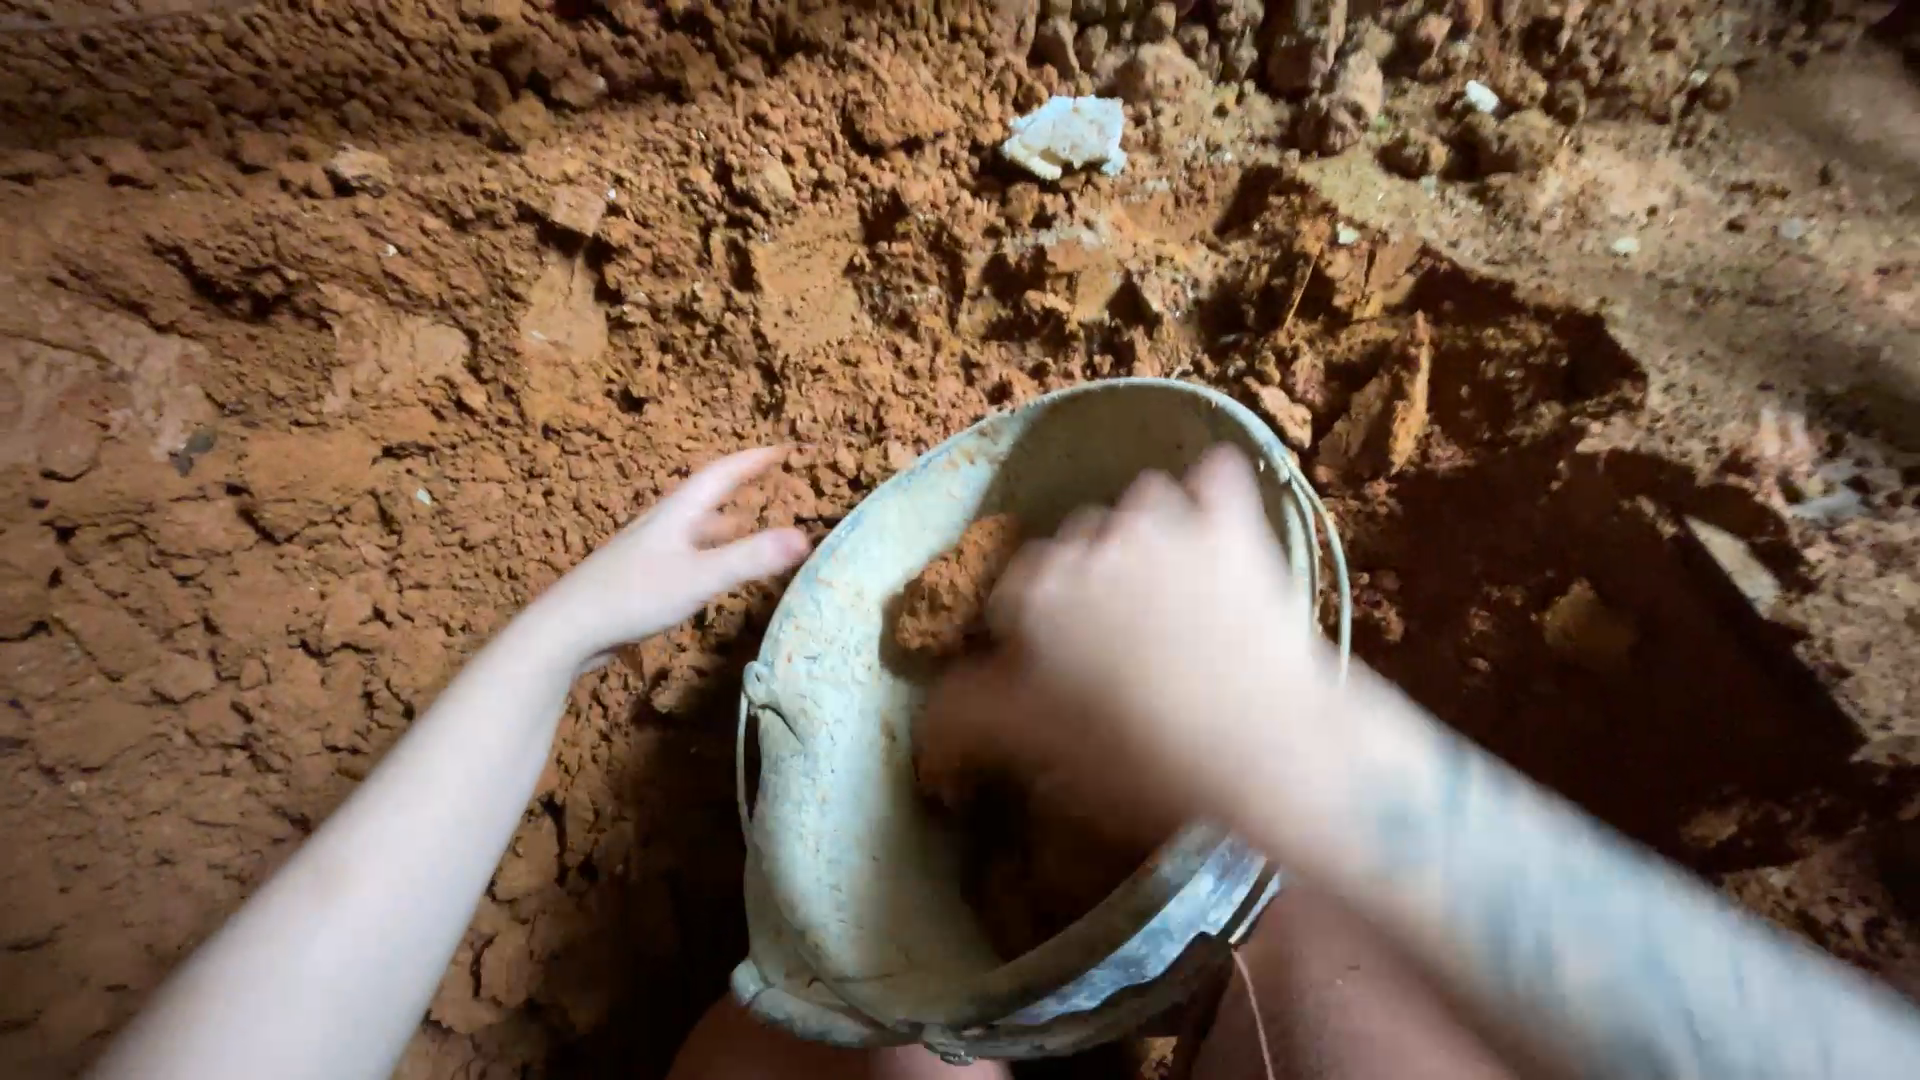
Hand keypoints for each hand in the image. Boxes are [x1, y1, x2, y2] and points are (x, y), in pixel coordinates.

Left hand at [531, 447, 811, 663]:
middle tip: (772, 483)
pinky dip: (710, 550)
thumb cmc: (632, 596)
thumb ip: (750, 558)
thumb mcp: (699, 577)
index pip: (721, 473)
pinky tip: (712, 569)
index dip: (752, 459)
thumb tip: (805, 537)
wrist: (565, 630)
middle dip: (740, 486)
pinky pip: (686, 551)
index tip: (782, 448)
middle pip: (707, 496)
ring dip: (725, 521)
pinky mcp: (641, 576)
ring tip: (751, 524)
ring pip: (695, 526)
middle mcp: (663, 524)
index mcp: (677, 514)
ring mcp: (649, 550)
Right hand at [917, 445, 1341, 834]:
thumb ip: (971, 709)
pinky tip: (1215, 510)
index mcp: (1035, 593)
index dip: (1035, 626)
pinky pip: (1217, 479)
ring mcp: (1163, 525)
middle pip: (1074, 545)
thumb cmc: (1133, 755)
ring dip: (1144, 533)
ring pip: (1139, 504)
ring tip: (1166, 584)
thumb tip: (934, 706)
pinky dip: (1214, 490)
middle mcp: (1088, 542)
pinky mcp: (1230, 529)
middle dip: (1087, 579)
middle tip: (1115, 637)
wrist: (1258, 751)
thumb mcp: (1031, 741)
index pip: (1017, 592)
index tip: (1056, 663)